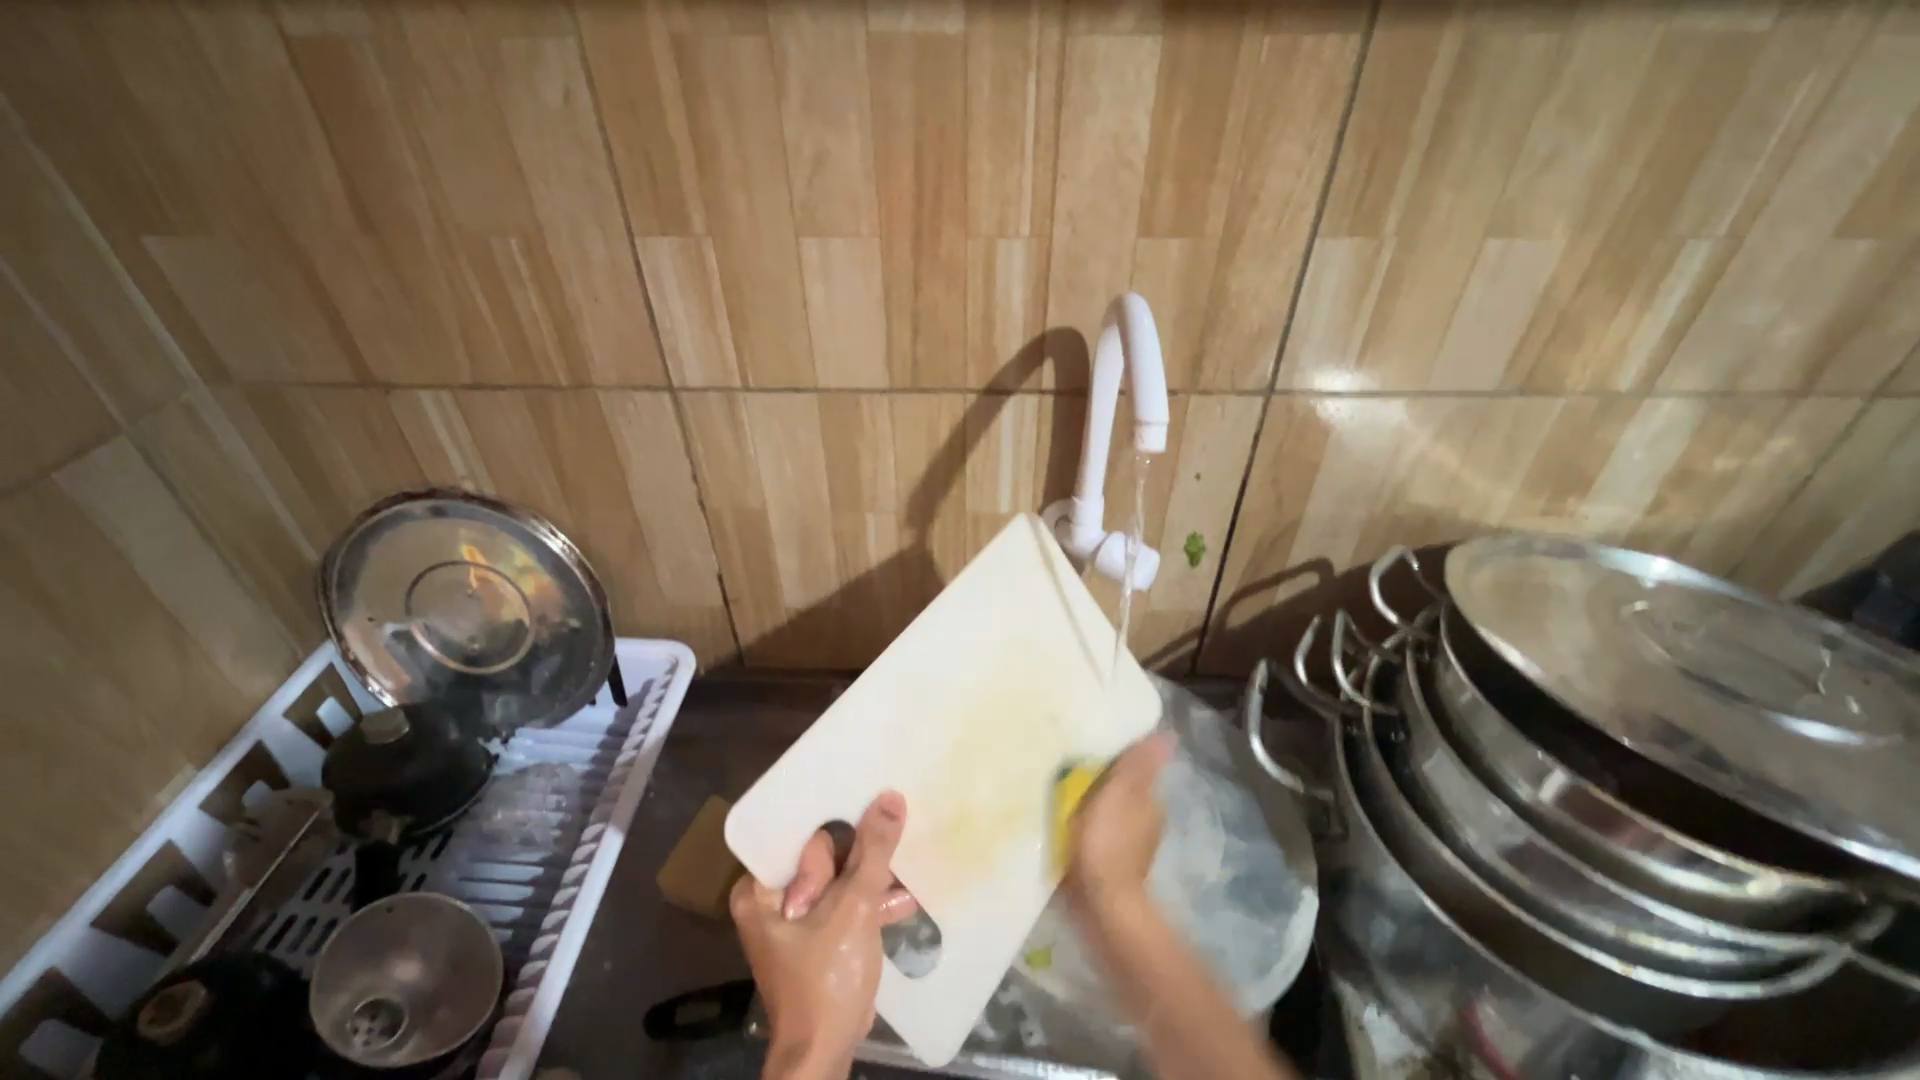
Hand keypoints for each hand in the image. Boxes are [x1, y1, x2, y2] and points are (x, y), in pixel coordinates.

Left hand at [731, 792, 916, 1077]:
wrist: (825, 1051)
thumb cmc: (826, 976)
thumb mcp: (853, 907)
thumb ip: (873, 852)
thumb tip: (890, 798)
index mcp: (761, 888)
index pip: (796, 835)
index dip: (833, 818)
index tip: (866, 797)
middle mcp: (771, 901)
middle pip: (820, 857)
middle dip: (860, 849)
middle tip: (892, 825)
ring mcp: (795, 923)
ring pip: (837, 882)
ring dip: (871, 877)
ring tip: (906, 859)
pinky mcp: (818, 942)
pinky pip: (844, 907)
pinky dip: (869, 903)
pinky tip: (905, 897)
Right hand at [1064, 732, 1173, 921]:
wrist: (1102, 907)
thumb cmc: (1107, 845)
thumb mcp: (1119, 796)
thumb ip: (1138, 766)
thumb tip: (1169, 734)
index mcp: (1149, 802)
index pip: (1136, 770)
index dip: (1116, 757)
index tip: (1091, 746)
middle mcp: (1146, 822)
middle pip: (1123, 791)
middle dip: (1102, 780)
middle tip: (1069, 765)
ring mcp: (1129, 847)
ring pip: (1110, 813)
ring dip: (1092, 804)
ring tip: (1061, 792)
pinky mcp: (1110, 865)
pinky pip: (1096, 835)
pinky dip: (1085, 828)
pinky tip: (1065, 825)